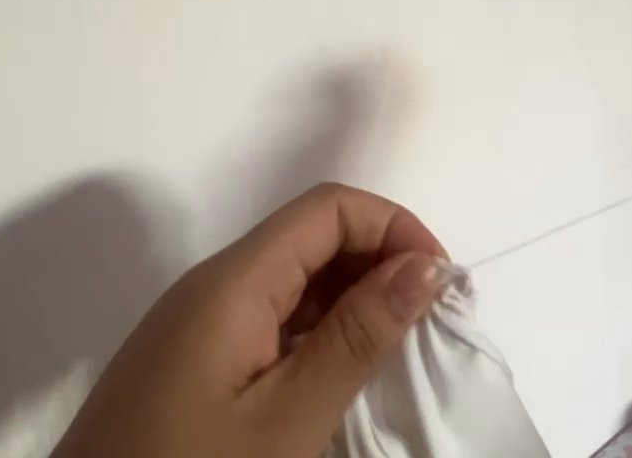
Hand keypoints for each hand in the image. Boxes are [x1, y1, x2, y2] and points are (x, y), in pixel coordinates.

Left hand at [52, 183, 446, 457]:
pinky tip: (344, 376)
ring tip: (399, 349)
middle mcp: (216, 285)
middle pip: (313, 235)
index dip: (392, 226)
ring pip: (296, 278)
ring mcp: (200, 325)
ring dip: (355, 299)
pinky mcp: (194, 363)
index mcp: (233, 280)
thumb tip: (425, 265)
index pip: (329, 208)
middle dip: (381, 260)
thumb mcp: (286, 422)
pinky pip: (274, 320)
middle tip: (429, 322)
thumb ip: (358, 336)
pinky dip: (321, 332)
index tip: (437, 282)